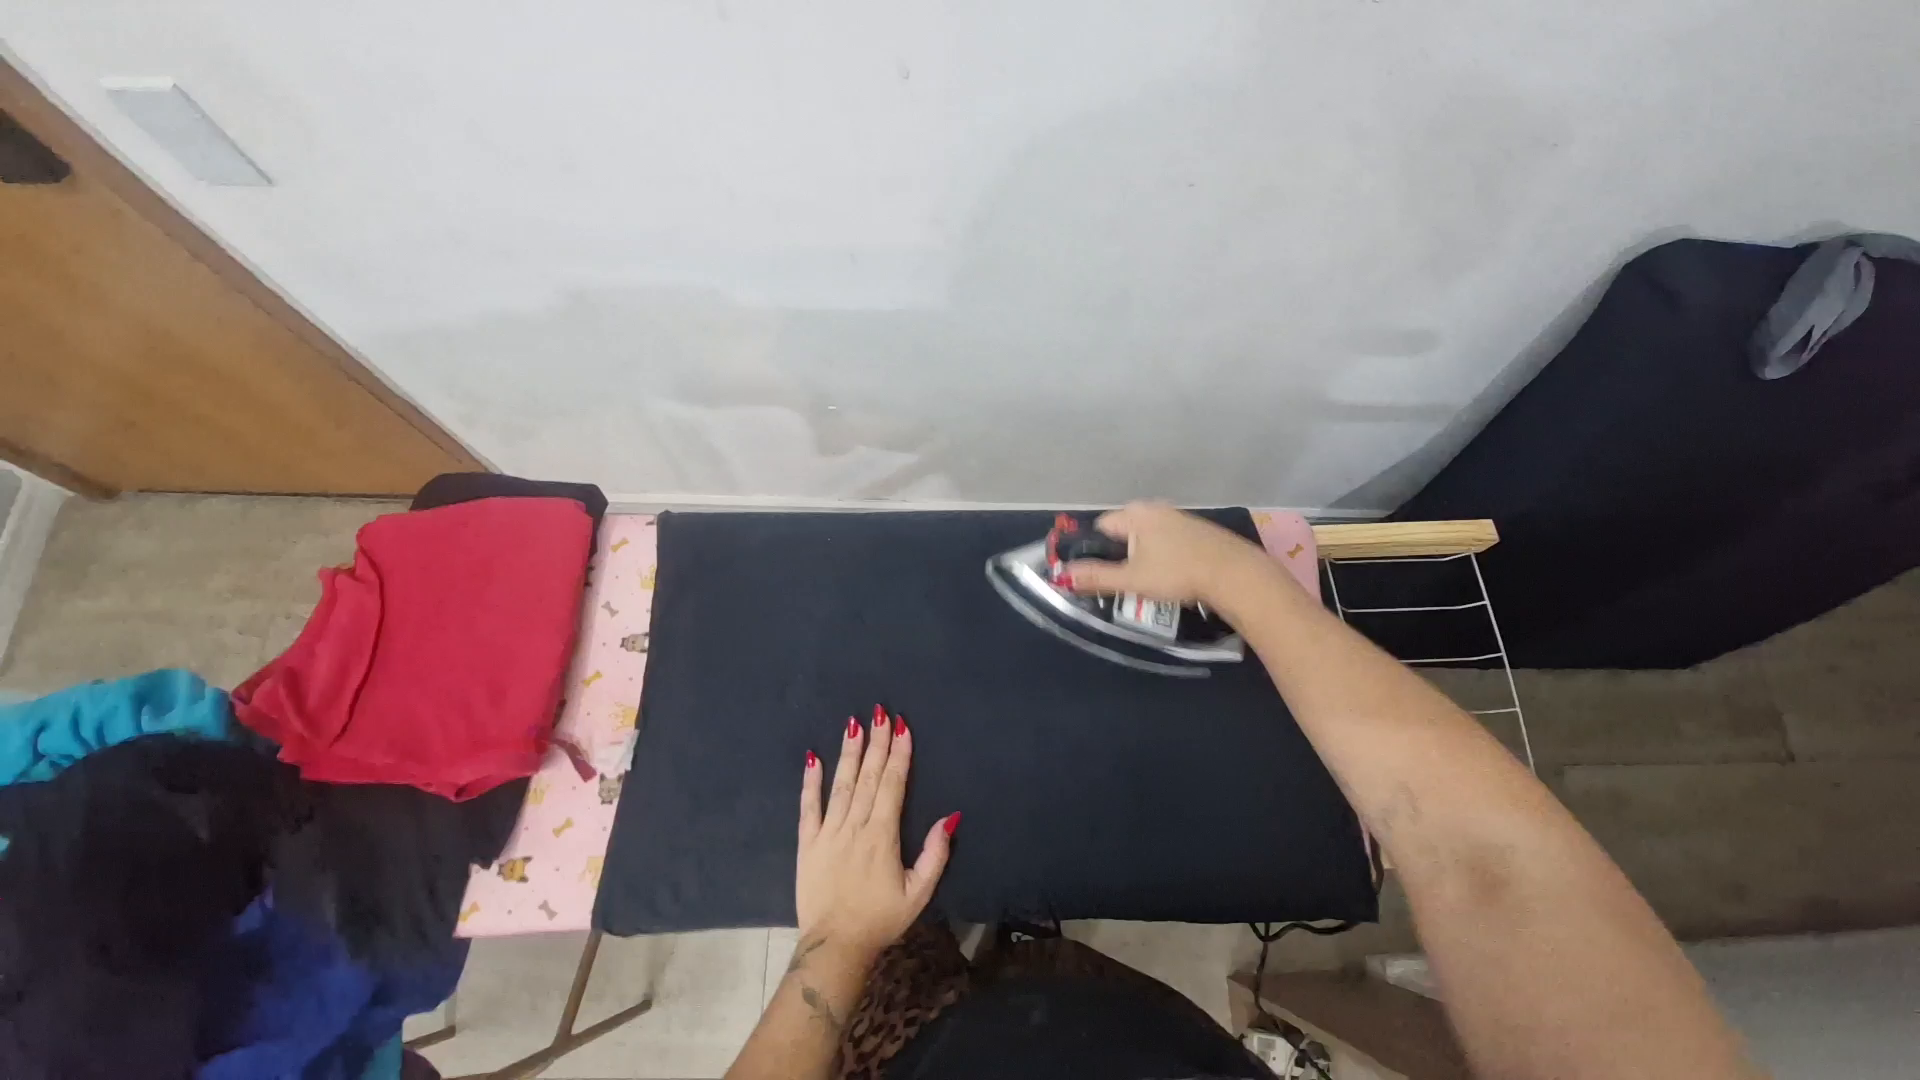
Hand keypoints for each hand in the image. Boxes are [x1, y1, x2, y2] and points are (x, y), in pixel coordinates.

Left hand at [796, 706, 956, 964]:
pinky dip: (811, 782)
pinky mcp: (807, 844)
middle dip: (876, 743)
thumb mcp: (919, 893)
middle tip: (880, 712)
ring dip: (849, 753)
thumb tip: (949, 817)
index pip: (892, 785)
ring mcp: (827, 833)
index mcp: (882, 836)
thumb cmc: (881, 920)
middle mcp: (854, 826)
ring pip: (841, 785)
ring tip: (854, 724)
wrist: (835, 947)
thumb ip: (935, 854)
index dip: (898, 754)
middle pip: (867, 777)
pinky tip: (813, 758)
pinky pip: (808, 808)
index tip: (901, 726)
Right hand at [1061, 500, 1282, 608]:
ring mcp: (1179, 517)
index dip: (1096, 551)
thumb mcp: (1132, 579)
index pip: (1100, 527)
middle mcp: (1156, 508)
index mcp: (1135, 513)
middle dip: (1120, 555)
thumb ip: (1097, 576)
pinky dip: (1165, 556)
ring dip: (1144, 557)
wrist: (1233, 574)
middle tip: (1126, 582)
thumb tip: (1063, 576)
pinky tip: (1174, 575)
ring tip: (1150, 582)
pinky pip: (1168, 541)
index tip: (1102, 574)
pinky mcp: (1198, 531)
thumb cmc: (1177, 573)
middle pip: (1124, 531)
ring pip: (1147, 538)